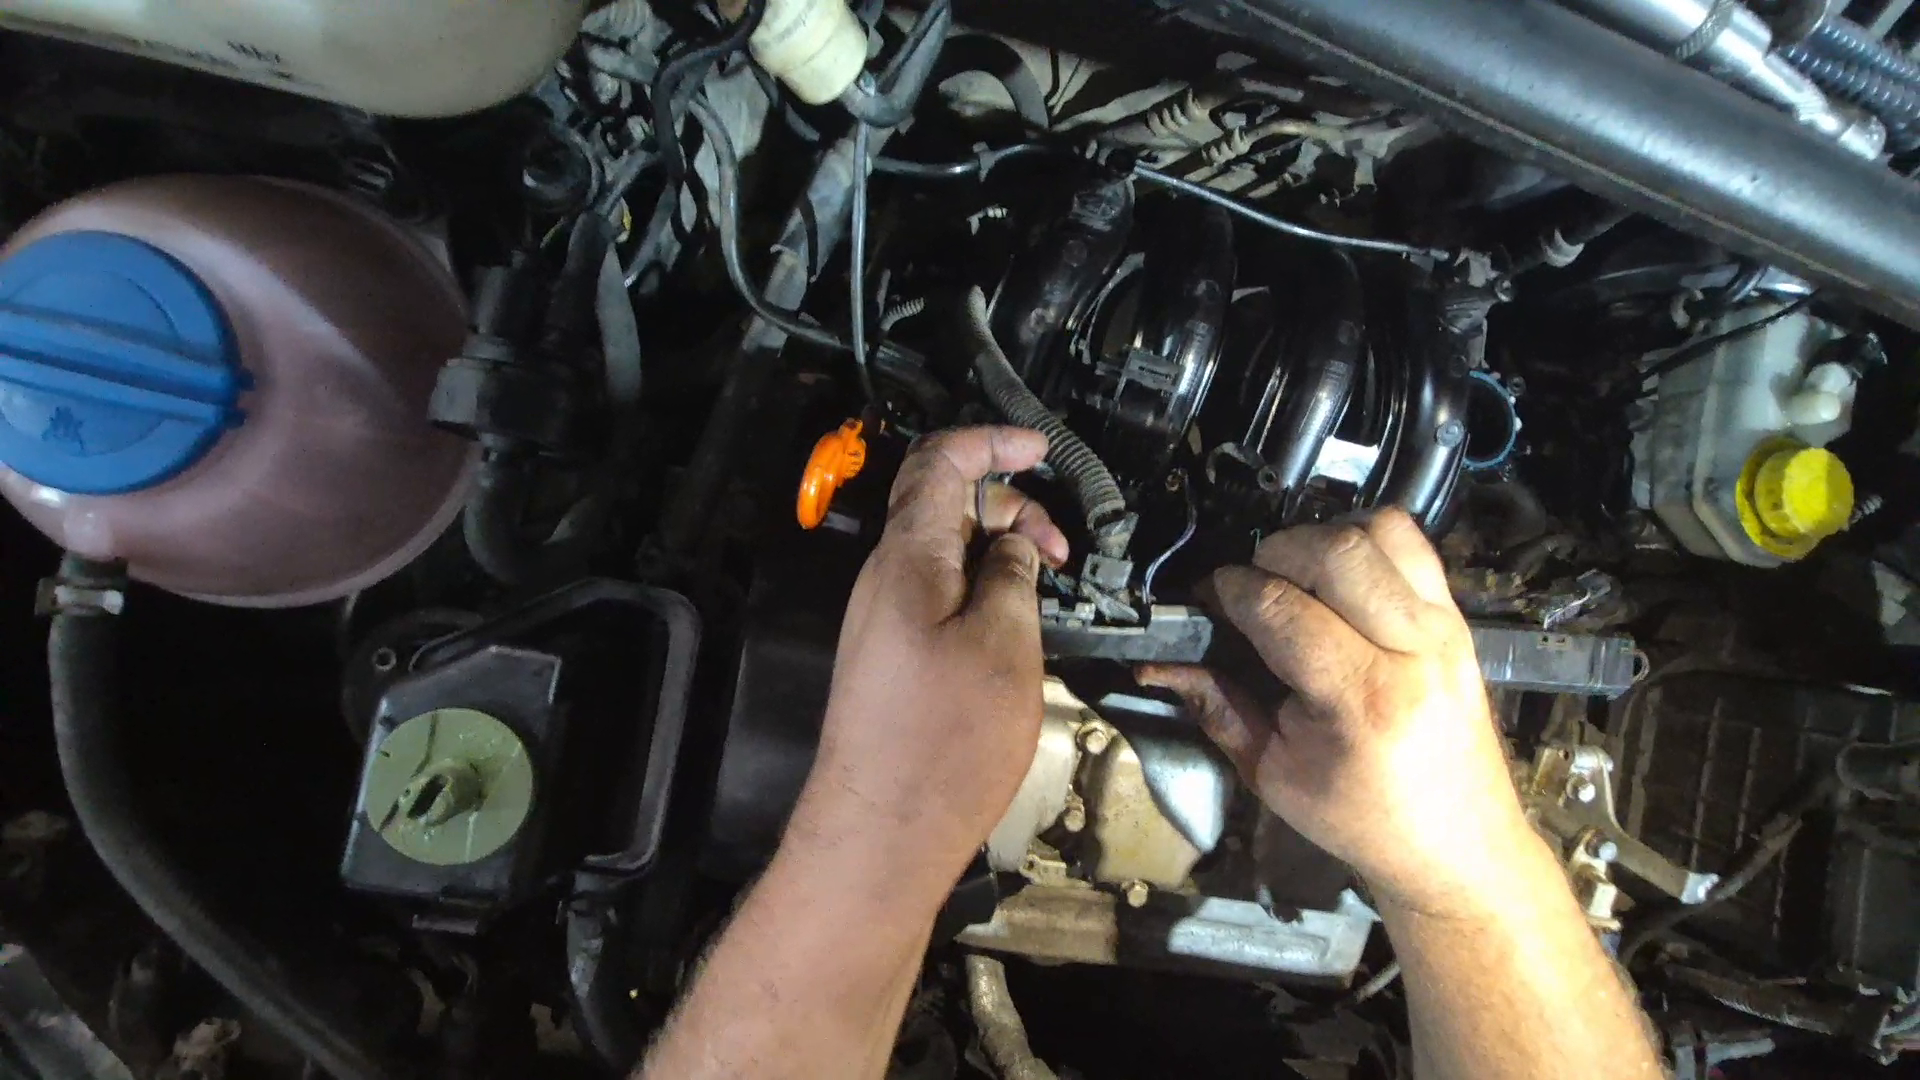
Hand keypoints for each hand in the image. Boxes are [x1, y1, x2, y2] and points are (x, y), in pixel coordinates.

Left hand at [786, 427, 1069, 899]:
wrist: (881, 832)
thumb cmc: (947, 738)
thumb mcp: (1002, 645)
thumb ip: (1011, 576)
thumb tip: (1014, 544)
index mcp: (909, 556)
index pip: (940, 463)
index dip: (990, 442)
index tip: (1040, 449)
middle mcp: (887, 575)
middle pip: (945, 505)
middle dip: (1009, 510)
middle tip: (1060, 553)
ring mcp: (885, 615)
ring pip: (947, 552)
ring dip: (999, 554)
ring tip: (1045, 590)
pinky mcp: (892, 651)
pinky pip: (939, 593)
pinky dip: (981, 590)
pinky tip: (1014, 623)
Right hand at [1140, 510, 1539, 920]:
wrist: (1460, 843)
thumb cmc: (1360, 817)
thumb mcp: (1271, 773)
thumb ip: (1215, 706)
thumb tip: (1157, 664)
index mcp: (1360, 699)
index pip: (1281, 608)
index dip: (1230, 590)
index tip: (1208, 598)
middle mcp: (1412, 650)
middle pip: (1335, 551)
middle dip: (1273, 553)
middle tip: (1252, 584)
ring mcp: (1444, 627)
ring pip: (1377, 532)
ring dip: (1321, 539)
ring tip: (1295, 575)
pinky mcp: (1458, 618)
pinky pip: (1411, 542)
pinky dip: (1365, 539)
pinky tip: (1337, 575)